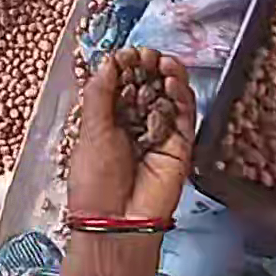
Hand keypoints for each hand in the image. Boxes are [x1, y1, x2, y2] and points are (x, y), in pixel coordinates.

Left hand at [67, 49, 196, 221]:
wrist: (116, 221)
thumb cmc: (95, 177)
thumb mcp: (90, 129)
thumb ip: (101, 93)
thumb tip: (110, 60)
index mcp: (110, 118)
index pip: (123, 83)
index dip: (127, 66)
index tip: (128, 53)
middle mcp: (136, 121)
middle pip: (148, 85)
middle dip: (148, 66)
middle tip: (148, 55)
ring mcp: (160, 132)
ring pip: (169, 95)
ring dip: (168, 75)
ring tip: (163, 62)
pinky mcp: (181, 144)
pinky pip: (184, 114)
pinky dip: (181, 94)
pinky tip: (173, 81)